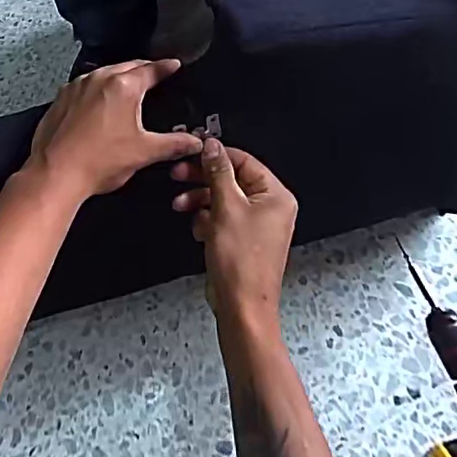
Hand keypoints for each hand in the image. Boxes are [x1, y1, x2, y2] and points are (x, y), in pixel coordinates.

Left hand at [22, 60, 204, 203]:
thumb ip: (174, 145)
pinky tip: (100, 104)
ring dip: (119, 77)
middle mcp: (99, 80)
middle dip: (144, 69)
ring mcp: (77, 87)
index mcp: (123, 87)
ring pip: (105, 74)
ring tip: (129, 88)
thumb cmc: (96, 162)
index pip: (151, 69)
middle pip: (128, 66)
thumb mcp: (144, 152)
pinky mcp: (61, 98)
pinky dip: (98, 89)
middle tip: (155, 75)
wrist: (55, 174)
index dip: (166, 67)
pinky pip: (85, 85)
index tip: (173, 65)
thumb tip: (193, 142)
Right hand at [172, 140, 297, 328]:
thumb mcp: (225, 208)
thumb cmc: (242, 267)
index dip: (217, 155)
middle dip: (203, 178)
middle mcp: (270, 209)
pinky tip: (198, 227)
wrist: (241, 309)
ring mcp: (257, 225)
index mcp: (276, 196)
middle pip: (232, 179)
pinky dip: (207, 219)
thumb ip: (218, 172)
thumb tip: (212, 147)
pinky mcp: (243, 239)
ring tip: (182, 203)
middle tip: (181, 173)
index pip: (244, 161)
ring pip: (224, 198)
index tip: (195, 152)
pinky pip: (222, 217)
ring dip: (200, 200)